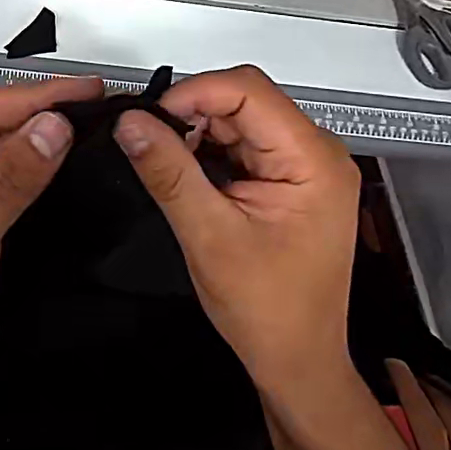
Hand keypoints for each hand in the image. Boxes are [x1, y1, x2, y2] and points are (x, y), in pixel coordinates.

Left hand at [0, 76, 100, 449]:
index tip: (85, 90)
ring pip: (4, 146)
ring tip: (92, 123)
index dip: (38, 96)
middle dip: (44, 110)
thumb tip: (52, 127)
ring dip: (44, 136)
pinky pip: (9, 176)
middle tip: (97, 101)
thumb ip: (7, 181)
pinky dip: (38, 168)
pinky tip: (65, 160)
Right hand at [113, 65, 360, 389]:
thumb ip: (168, 172)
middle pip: (242, 98)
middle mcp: (315, 152)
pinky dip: (206, 147)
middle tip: (155, 142)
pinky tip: (193, 176)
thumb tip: (135, 124)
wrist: (296, 358)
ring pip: (236, 115)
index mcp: (314, 161)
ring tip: (176, 169)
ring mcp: (302, 160)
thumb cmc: (273, 313)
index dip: (194, 93)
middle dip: (192, 114)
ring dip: (197, 132)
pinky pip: (238, 137)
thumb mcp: (209, 237)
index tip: (153, 116)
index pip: (248, 91)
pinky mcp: (285, 171)